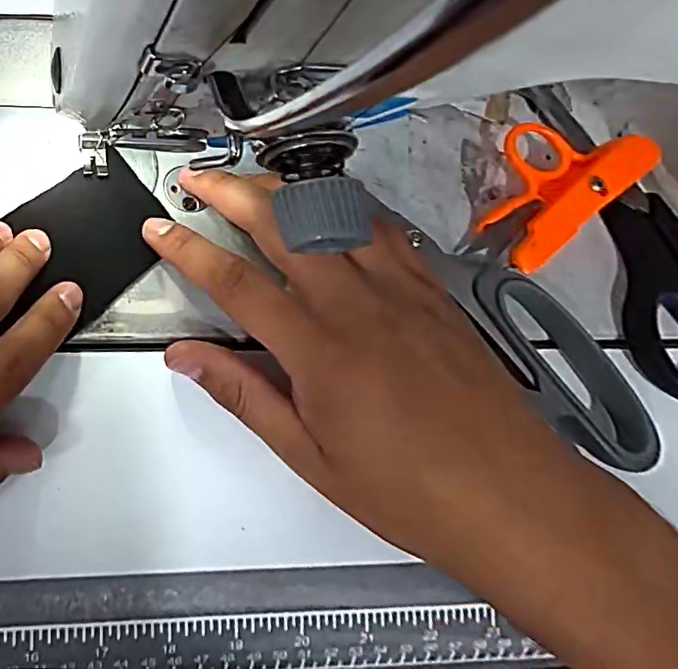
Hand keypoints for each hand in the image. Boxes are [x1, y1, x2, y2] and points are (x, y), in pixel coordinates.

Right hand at [145, 171, 677, 668]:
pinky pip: (382, 228)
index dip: (187, 248)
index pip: (235, 282)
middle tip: (196, 174)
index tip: (158, 226)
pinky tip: (327, 203)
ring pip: (332, 213)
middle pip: (282, 223)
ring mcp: (400, 289)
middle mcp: (357, 304)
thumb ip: (242, 392)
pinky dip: (344, 205)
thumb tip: (185, 356)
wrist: (519, 503)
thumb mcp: (309, 455)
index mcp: (320, 351)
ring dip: (284, 187)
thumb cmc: (409, 490)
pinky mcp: (432, 288)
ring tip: (250, 178)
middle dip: (229, 190)